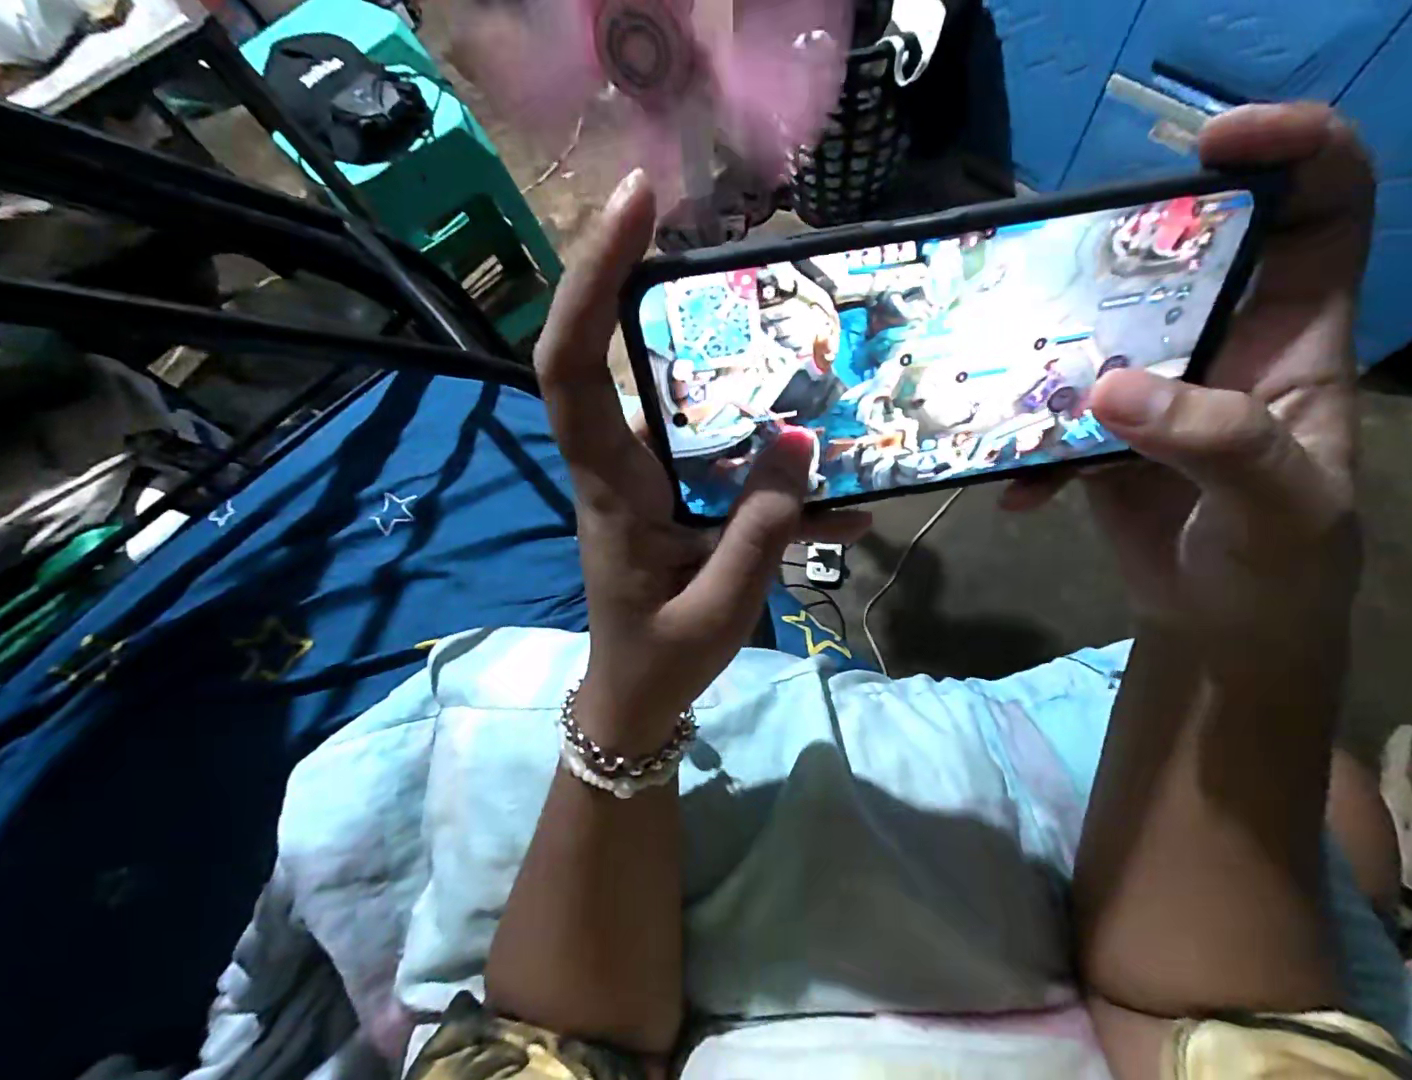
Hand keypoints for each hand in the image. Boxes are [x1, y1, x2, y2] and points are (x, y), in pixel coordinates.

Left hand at [536, 171, 868, 751]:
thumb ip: (762, 528)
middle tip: (718, 246)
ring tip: (804, 359)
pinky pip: (724, 458)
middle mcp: (619, 464)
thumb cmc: (663, 658)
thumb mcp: (720, 604)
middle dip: (646, 287)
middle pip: (611, 355)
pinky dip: (776, 467)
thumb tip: (801, 441)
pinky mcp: (676, 495)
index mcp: (611, 487)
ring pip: (678, 401)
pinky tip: (841, 504)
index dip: (589, 281)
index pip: (570, 367)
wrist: (637, 699)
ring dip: (735, 374)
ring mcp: (647, 477)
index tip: (635, 207)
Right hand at [1002, 104, 1373, 650]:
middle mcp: (1220, 348)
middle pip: (1180, 258)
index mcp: (1293, 339)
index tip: (1211, 143)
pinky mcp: (1102, 436)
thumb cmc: (1280, 568)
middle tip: (1059, 258)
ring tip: (1006, 372)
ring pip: (1098, 335)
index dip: (1290, 150)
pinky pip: (1056, 419)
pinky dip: (1030, 451)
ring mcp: (1154, 392)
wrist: (1220, 626)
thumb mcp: (1279, 508)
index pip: (1324, 209)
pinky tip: (1019, 493)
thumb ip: (1216, 442)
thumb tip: (1111, 391)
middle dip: (1122, 245)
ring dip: (1049, 351)